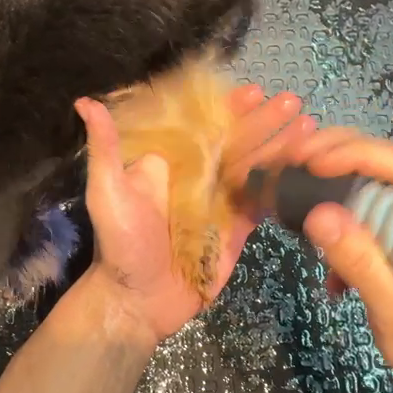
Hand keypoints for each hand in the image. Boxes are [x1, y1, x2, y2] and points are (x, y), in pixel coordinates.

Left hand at [73, 84, 312, 343]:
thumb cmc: (119, 243)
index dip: (229, 107)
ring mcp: (221, 202)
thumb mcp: (107, 191)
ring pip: (256, 167)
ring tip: (309, 126)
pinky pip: (262, 203)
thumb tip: (84, 101)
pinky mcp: (236, 231)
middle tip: (293, 100)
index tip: (252, 90)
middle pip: (238, 141)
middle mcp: (200, 175)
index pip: (205, 124)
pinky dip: (282, 186)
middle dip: (265, 120)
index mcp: (173, 161)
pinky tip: (305, 169)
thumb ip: (105, 147)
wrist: (136, 301)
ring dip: (281, 145)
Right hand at [289, 129, 392, 392]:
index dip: (355, 154)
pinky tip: (321, 243)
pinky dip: (340, 206)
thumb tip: (319, 214)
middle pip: (388, 159)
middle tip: (293, 159)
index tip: (309, 163)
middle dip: (338, 151)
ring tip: (297, 180)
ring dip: (335, 173)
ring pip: (377, 174)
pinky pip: (372, 200)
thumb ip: (363, 265)